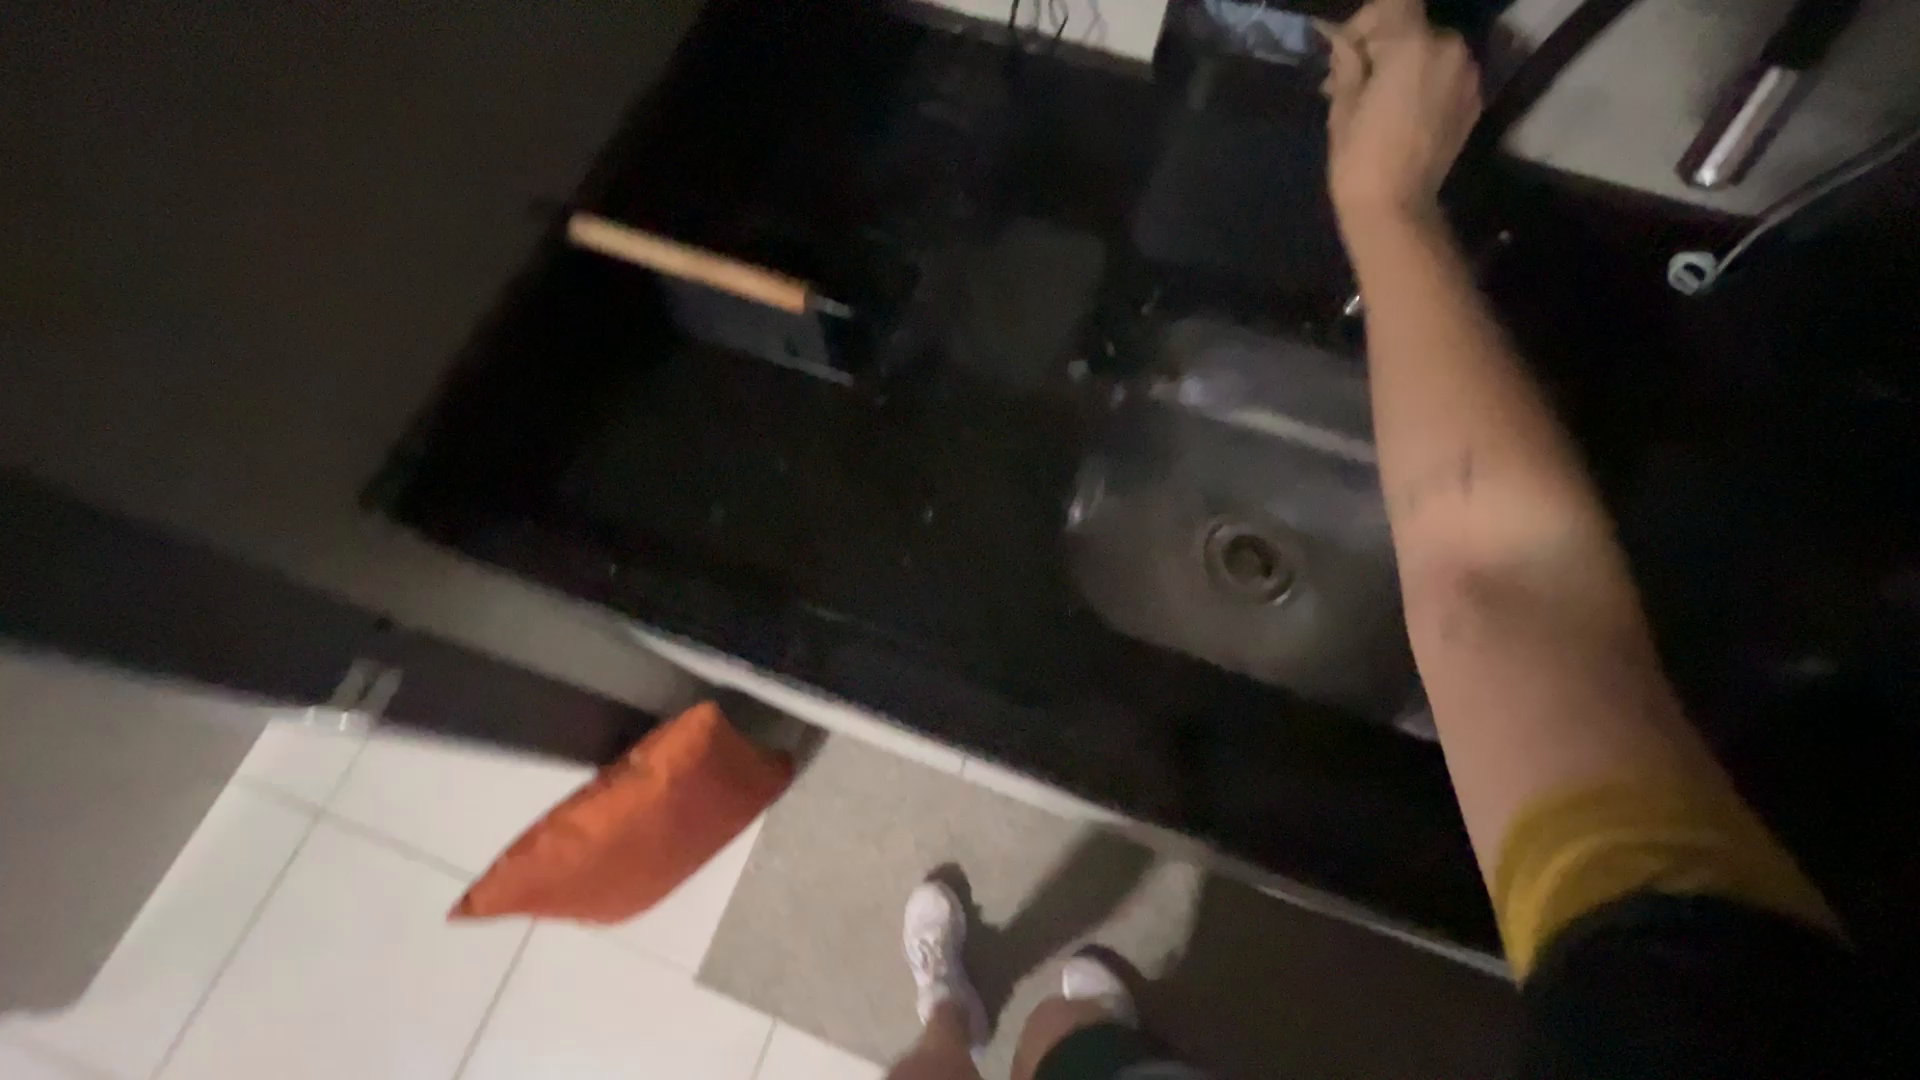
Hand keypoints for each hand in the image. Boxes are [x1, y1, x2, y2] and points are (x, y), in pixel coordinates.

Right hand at [1320, 0, 1482, 221]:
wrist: (1396, 208)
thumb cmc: (1358, 161)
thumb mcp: (1342, 110)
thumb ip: (1348, 65)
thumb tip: (1344, 42)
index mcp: (1413, 45)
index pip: (1393, 3)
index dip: (1367, 20)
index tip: (1346, 49)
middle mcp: (1450, 47)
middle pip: (1416, 26)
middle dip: (1386, 45)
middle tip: (1356, 79)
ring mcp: (1468, 74)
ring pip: (1433, 51)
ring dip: (1407, 65)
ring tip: (1380, 99)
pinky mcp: (1474, 99)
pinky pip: (1447, 75)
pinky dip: (1426, 83)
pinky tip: (1403, 113)